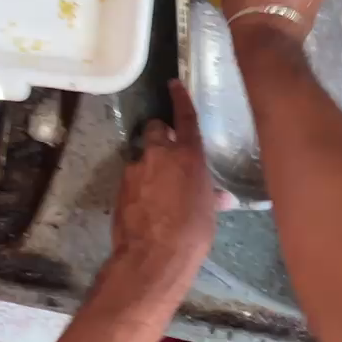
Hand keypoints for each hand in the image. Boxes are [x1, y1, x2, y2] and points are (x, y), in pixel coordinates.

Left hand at [108, 81, 218, 297]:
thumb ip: (212, 196)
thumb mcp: (209, 212)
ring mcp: (136, 170)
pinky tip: (147, 205)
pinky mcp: (120, 188)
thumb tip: (221, 198)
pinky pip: (133, 179)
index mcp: (187, 155)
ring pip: (143, 158)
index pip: (184, 117)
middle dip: (159, 135)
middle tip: (168, 151)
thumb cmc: (192, 233)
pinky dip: (140, 186)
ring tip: (159, 190)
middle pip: (154, 129)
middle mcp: (159, 155)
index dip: (180, 98)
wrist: (153, 257)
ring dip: (150, 167)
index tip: (173, 84)